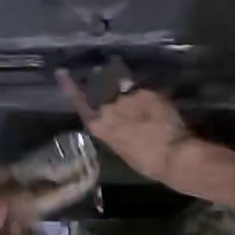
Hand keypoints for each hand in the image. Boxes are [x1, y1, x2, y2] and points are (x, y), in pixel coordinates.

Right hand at [56, 70, 194, 185]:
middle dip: (106, 85)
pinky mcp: (147, 92)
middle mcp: (108, 108)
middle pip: (102, 89)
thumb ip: (115, 129)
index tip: (62, 72)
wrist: (173, 156)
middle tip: (116, 88)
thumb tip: (121, 120)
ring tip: (141, 101)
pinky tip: (159, 108)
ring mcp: (127, 98)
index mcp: (99, 126)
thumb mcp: (122, 148)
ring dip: (130, 92)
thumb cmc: (147, 162)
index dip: (69, 85)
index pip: (79, 101)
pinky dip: (150, 97)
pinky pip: (145, 91)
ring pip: (125, 88)